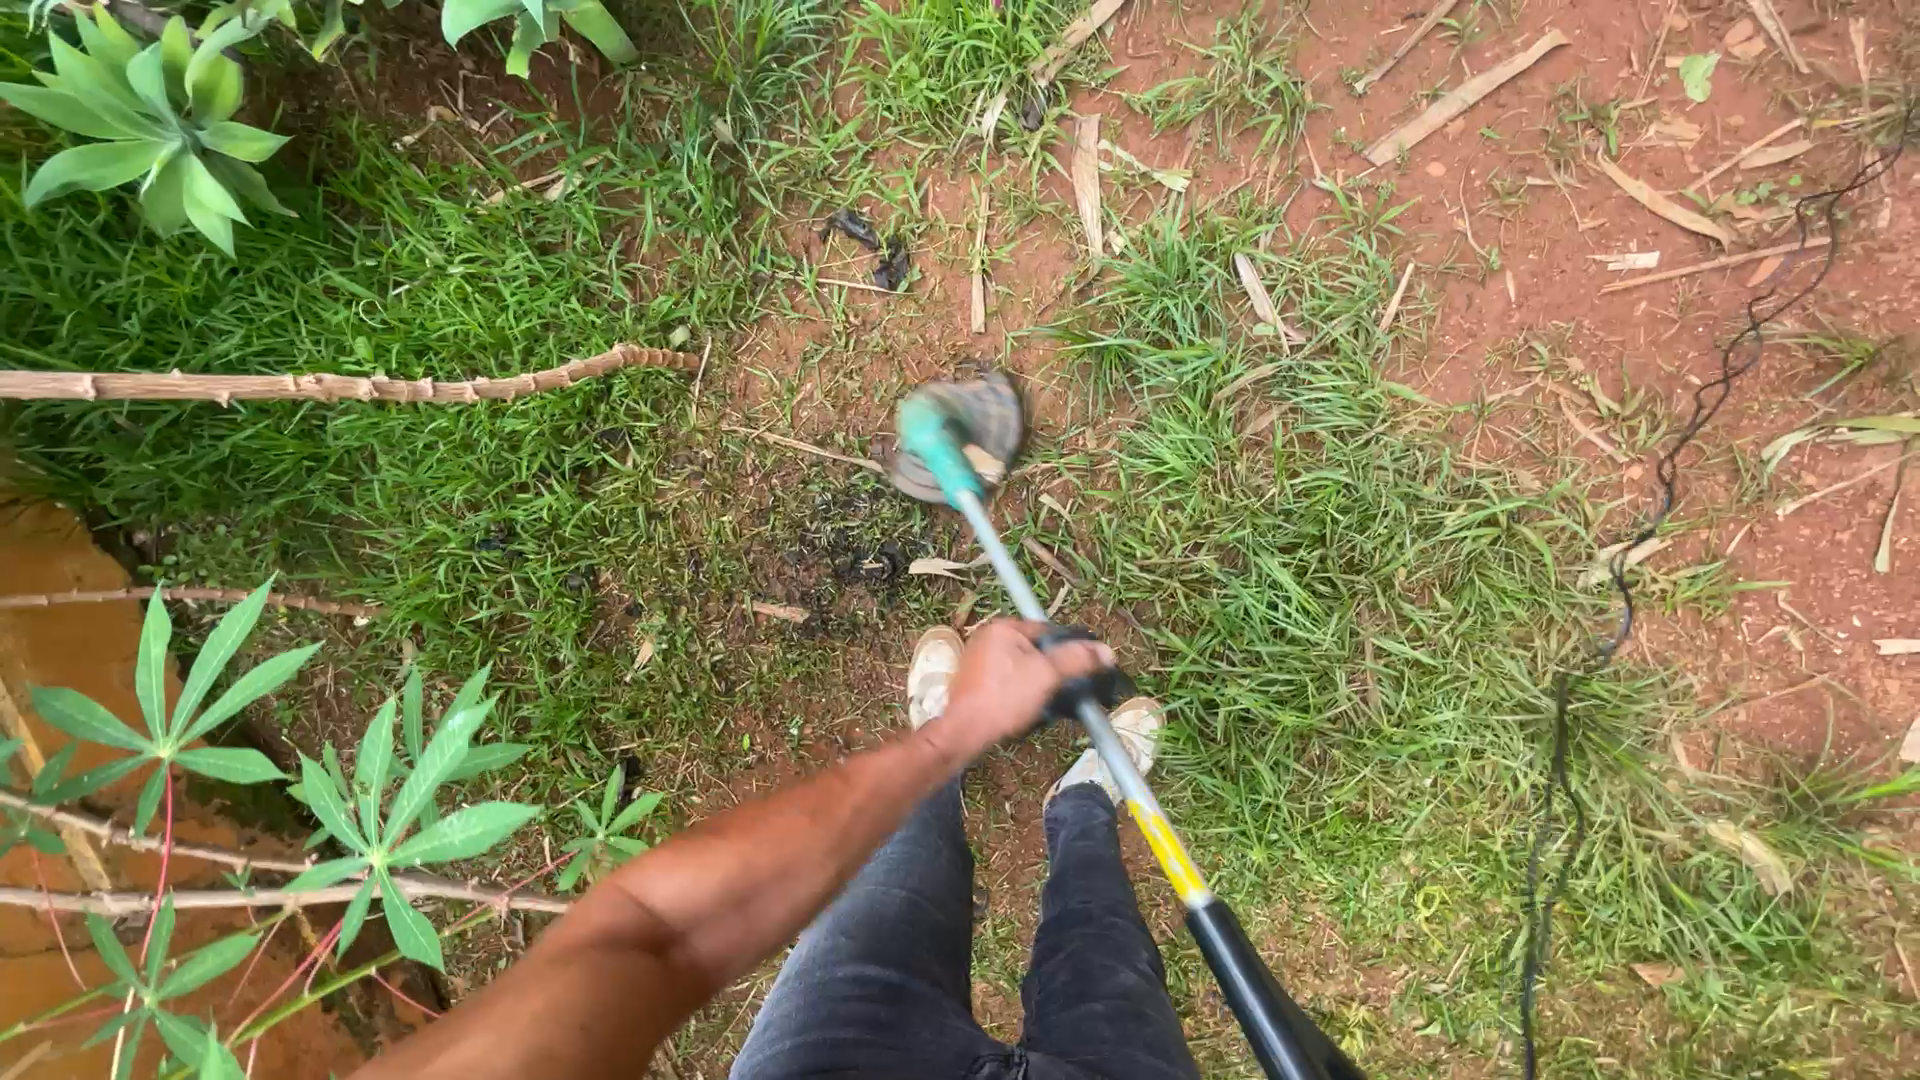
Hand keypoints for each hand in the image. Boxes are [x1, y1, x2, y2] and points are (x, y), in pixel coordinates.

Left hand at [921, 619, 1116, 758]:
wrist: (965, 732)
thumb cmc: (1003, 699)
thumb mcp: (1047, 675)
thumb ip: (1077, 660)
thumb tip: (1106, 651)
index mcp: (1003, 628)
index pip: (1049, 630)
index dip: (1070, 650)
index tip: (1084, 668)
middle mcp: (988, 638)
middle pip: (1037, 650)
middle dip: (1053, 671)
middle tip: (1065, 690)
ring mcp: (980, 661)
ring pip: (1025, 669)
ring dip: (1040, 685)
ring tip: (1048, 704)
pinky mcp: (977, 683)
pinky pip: (1010, 682)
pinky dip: (1023, 693)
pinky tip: (1030, 710)